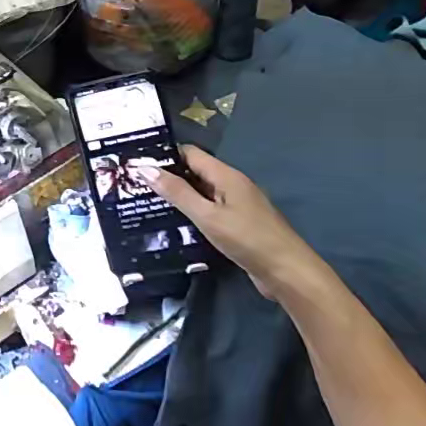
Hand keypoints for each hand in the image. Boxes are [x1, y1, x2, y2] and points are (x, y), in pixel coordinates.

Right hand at [141, 146, 330, 300]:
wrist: (287, 272)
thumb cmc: (246, 239)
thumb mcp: (207, 216)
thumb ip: (177, 193)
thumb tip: (145, 168)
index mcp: (226, 175)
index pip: (190, 154)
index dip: (166, 156)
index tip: (138, 163)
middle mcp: (232, 184)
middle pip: (196, 172)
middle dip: (170, 176)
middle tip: (137, 186)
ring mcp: (238, 204)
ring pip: (203, 193)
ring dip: (181, 196)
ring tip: (149, 204)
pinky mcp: (240, 224)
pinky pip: (211, 210)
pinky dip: (194, 213)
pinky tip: (176, 225)